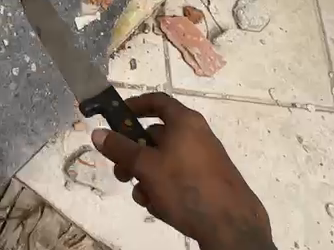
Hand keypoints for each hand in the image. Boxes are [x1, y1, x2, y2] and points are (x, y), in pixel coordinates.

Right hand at [90, 92, 274, 249]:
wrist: (235, 231)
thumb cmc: (186, 187)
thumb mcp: (145, 166)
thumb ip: (120, 148)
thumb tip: (98, 133)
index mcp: (185, 122)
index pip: (157, 101)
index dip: (135, 105)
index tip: (117, 117)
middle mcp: (199, 136)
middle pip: (158, 136)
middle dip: (135, 155)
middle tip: (121, 172)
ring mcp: (209, 162)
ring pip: (167, 162)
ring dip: (148, 177)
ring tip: (142, 197)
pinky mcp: (214, 186)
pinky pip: (182, 179)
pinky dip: (166, 189)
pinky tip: (160, 208)